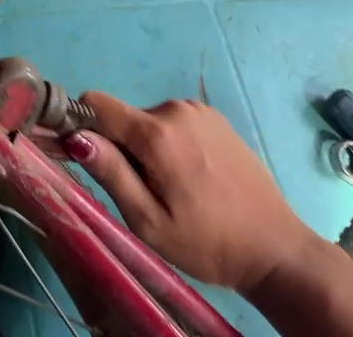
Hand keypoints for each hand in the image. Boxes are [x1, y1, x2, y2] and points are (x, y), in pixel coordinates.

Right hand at [66, 93, 316, 295]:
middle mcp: (176, 109)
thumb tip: (75, 136)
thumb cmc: (208, 244)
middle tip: (145, 193)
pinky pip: (174, 123)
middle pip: (124, 118)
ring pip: (148, 122)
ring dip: (148, 149)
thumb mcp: (150, 223)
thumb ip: (111, 173)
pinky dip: (172, 145)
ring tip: (174, 189)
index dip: (82, 125)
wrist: (277, 249)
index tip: (88, 157)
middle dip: (123, 148)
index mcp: (157, 133)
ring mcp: (199, 111)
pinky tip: (193, 178)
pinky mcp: (216, 118)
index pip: (96, 103)